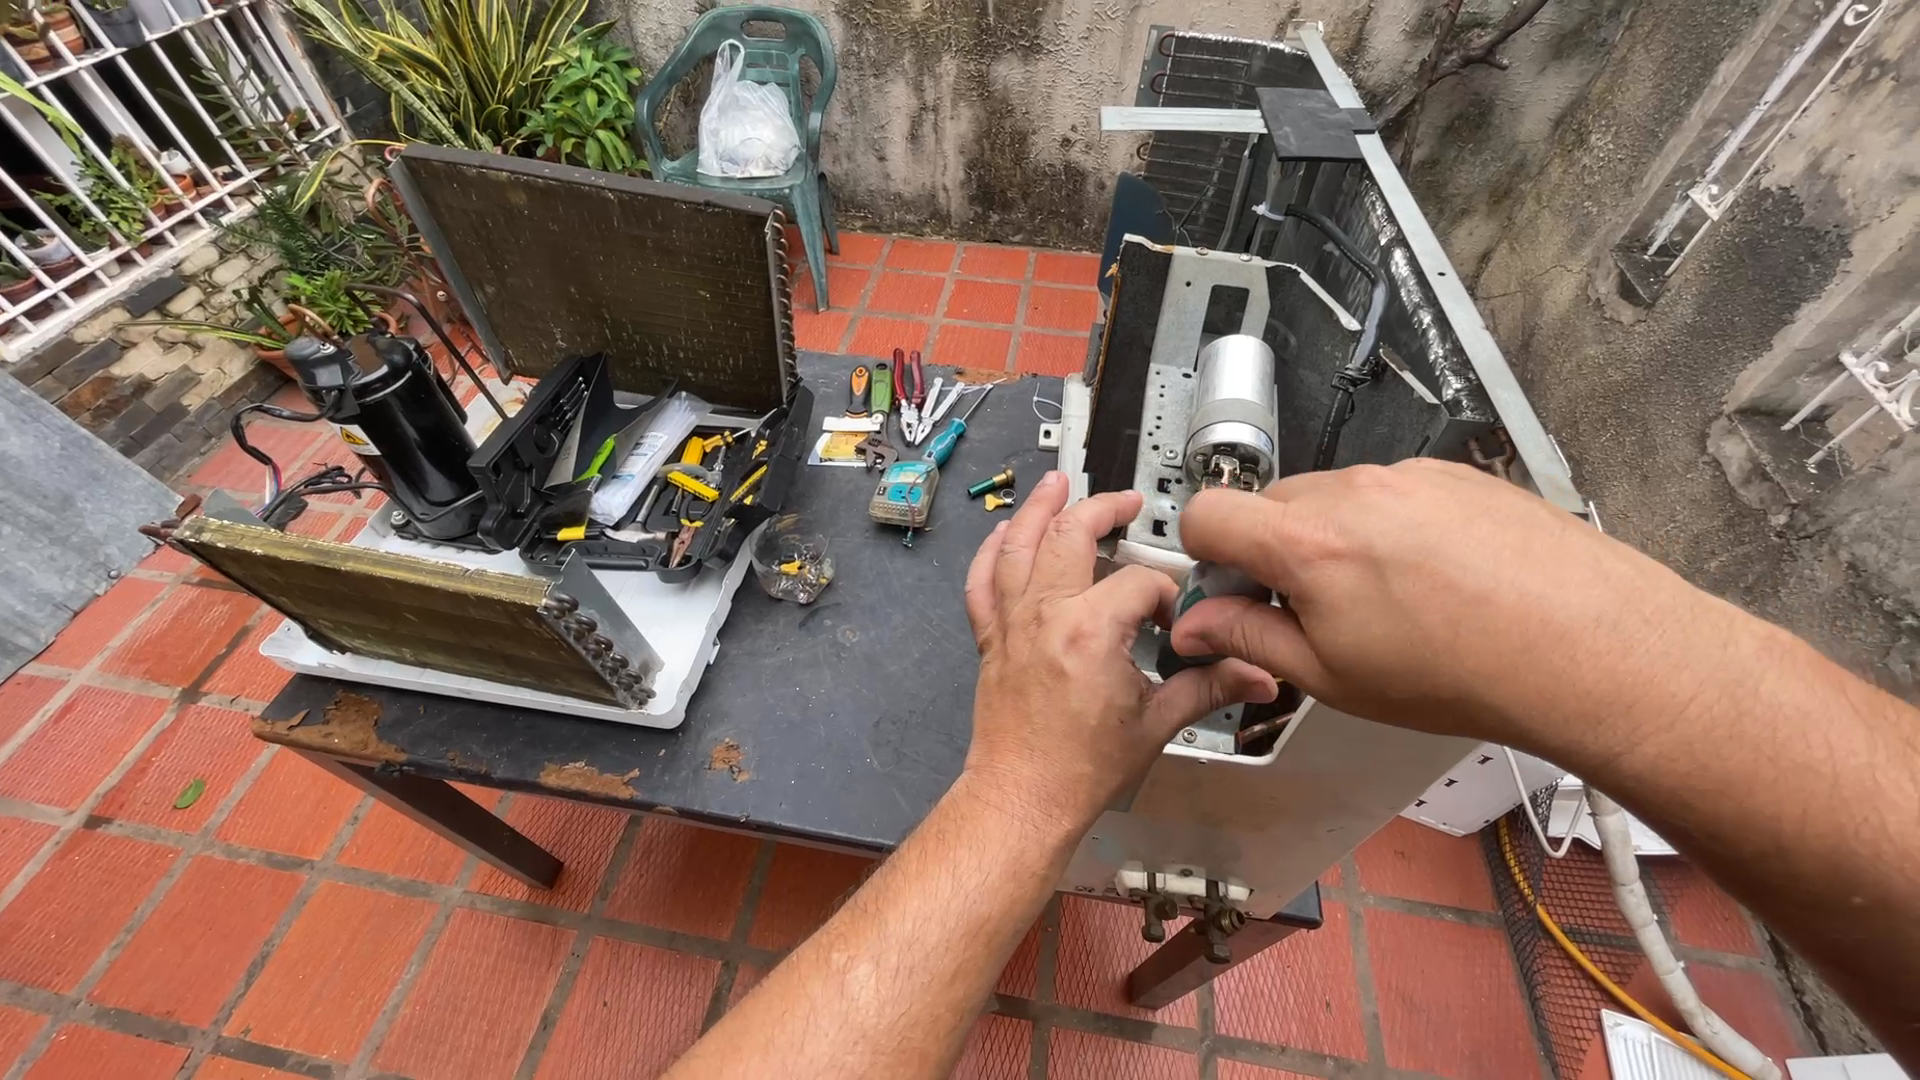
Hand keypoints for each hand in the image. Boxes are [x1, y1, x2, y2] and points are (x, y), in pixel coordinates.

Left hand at [962, 471, 1277, 834]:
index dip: (1164, 593)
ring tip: (1056, 483)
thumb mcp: (1155, 722)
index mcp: (1090, 631)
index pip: (1138, 581)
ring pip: (1020, 546)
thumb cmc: (1081, 768)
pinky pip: (982, 583)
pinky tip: (1005, 533)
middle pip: (1071, 534)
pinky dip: (991, 553)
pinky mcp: (991, 637)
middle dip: (1103, 510)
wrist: (1024, 795)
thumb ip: (1207, 686)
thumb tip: (1259, 674)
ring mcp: (1012, 622)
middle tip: (1125, 504)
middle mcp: (1046, 615)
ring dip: (1038, 509)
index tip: (1171, 619)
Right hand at [1171, 459, 1736, 746]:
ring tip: (1384, 596)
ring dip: (1328, 539)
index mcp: (1308, 543)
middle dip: (1269, 552)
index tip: (1229, 589)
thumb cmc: (1462, 674)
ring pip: (1326, 498)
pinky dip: (1382, 526)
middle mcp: (1350, 492)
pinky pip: (1384, 490)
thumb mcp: (1329, 675)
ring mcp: (1405, 475)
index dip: (1202, 553)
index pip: (1205, 513)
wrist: (1598, 652)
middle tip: (1310, 607)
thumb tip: (1193, 626)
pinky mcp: (1450, 473)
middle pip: (1266, 505)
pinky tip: (1428, 575)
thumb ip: (1245, 637)